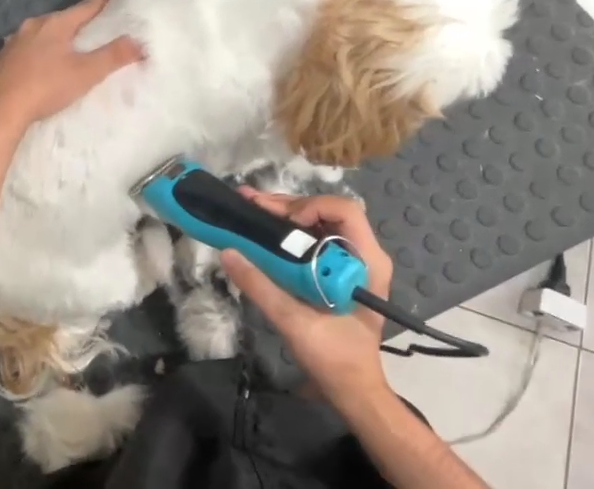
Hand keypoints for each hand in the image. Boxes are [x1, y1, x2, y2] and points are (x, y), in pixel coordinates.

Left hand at [0, 0, 143, 130]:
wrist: (1, 110)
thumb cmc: (46, 87)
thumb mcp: (86, 73)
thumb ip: (114, 56)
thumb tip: (138, 41)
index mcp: (54, 23)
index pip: (86, 7)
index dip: (104, 2)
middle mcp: (32, 25)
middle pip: (63, 19)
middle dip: (80, 22)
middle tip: (99, 27)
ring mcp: (14, 41)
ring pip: (43, 33)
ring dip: (58, 37)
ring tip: (72, 46)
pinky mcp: (3, 58)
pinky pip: (28, 47)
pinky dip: (40, 50)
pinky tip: (43, 62)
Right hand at [219, 190, 394, 404]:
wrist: (353, 389)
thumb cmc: (333, 357)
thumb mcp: (293, 322)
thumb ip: (260, 286)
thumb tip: (227, 251)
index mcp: (367, 263)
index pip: (345, 211)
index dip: (311, 208)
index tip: (284, 225)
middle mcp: (364, 255)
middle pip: (327, 211)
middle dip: (287, 206)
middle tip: (251, 204)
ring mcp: (352, 261)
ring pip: (319, 220)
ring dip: (284, 214)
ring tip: (250, 208)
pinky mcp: (338, 270)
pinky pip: (315, 237)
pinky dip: (288, 230)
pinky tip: (262, 227)